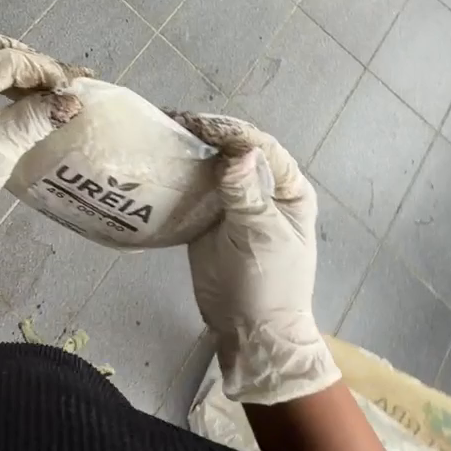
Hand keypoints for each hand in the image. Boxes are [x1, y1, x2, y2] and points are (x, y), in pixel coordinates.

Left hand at [0, 35, 79, 269]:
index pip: (5, 60)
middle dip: (29, 63)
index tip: (70, 86)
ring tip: (44, 88)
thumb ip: (35, 117)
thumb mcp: (1, 149)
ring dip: (14, 70)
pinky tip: (19, 97)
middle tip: (59, 82)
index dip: (42, 69)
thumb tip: (70, 100)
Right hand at [175, 113, 340, 405]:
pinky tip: (162, 158)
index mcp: (288, 190)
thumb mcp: (261, 237)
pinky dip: (182, 171)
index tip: (199, 124)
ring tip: (164, 129)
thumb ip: (247, 194)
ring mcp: (236, 201)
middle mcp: (263, 188)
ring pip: (214, 164)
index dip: (231, 131)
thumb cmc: (268, 283)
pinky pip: (197, 185)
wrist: (249, 330)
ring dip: (192, 147)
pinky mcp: (211, 215)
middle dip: (208, 133)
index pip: (261, 147)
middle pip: (235, 149)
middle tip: (175, 120)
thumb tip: (240, 152)